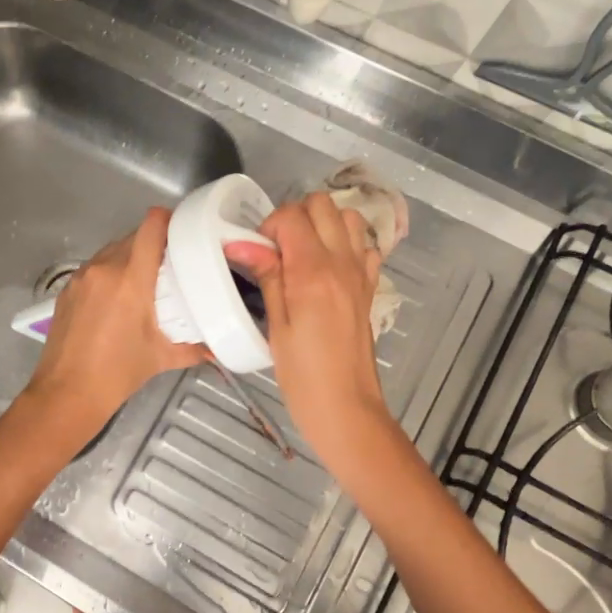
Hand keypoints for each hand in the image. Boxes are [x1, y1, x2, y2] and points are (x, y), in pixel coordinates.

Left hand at [24, 208, 205, 427]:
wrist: (66, 393)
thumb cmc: (117, 374)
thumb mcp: (161, 357)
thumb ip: (194, 348)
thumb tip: (217, 348)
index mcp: (130, 278)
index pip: (151, 226)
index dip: (169, 221)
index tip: (184, 232)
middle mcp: (103, 268)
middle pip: (133, 237)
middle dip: (154, 244)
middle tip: (173, 262)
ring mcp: (81, 277)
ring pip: (112, 251)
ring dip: (131, 258)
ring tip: (148, 279)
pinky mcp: (67, 290)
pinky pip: (95, 268)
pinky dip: (110, 273)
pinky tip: (119, 297)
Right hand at [225, 193, 394, 463]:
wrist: (346, 407)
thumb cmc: (302, 374)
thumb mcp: (275, 326)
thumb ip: (267, 276)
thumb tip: (242, 243)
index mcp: (313, 272)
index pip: (292, 216)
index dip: (268, 227)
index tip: (256, 254)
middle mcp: (342, 263)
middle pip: (322, 205)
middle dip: (294, 217)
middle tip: (276, 249)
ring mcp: (360, 273)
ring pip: (347, 217)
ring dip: (322, 225)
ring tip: (301, 253)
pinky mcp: (369, 286)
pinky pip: (362, 245)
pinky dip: (344, 244)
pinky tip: (326, 268)